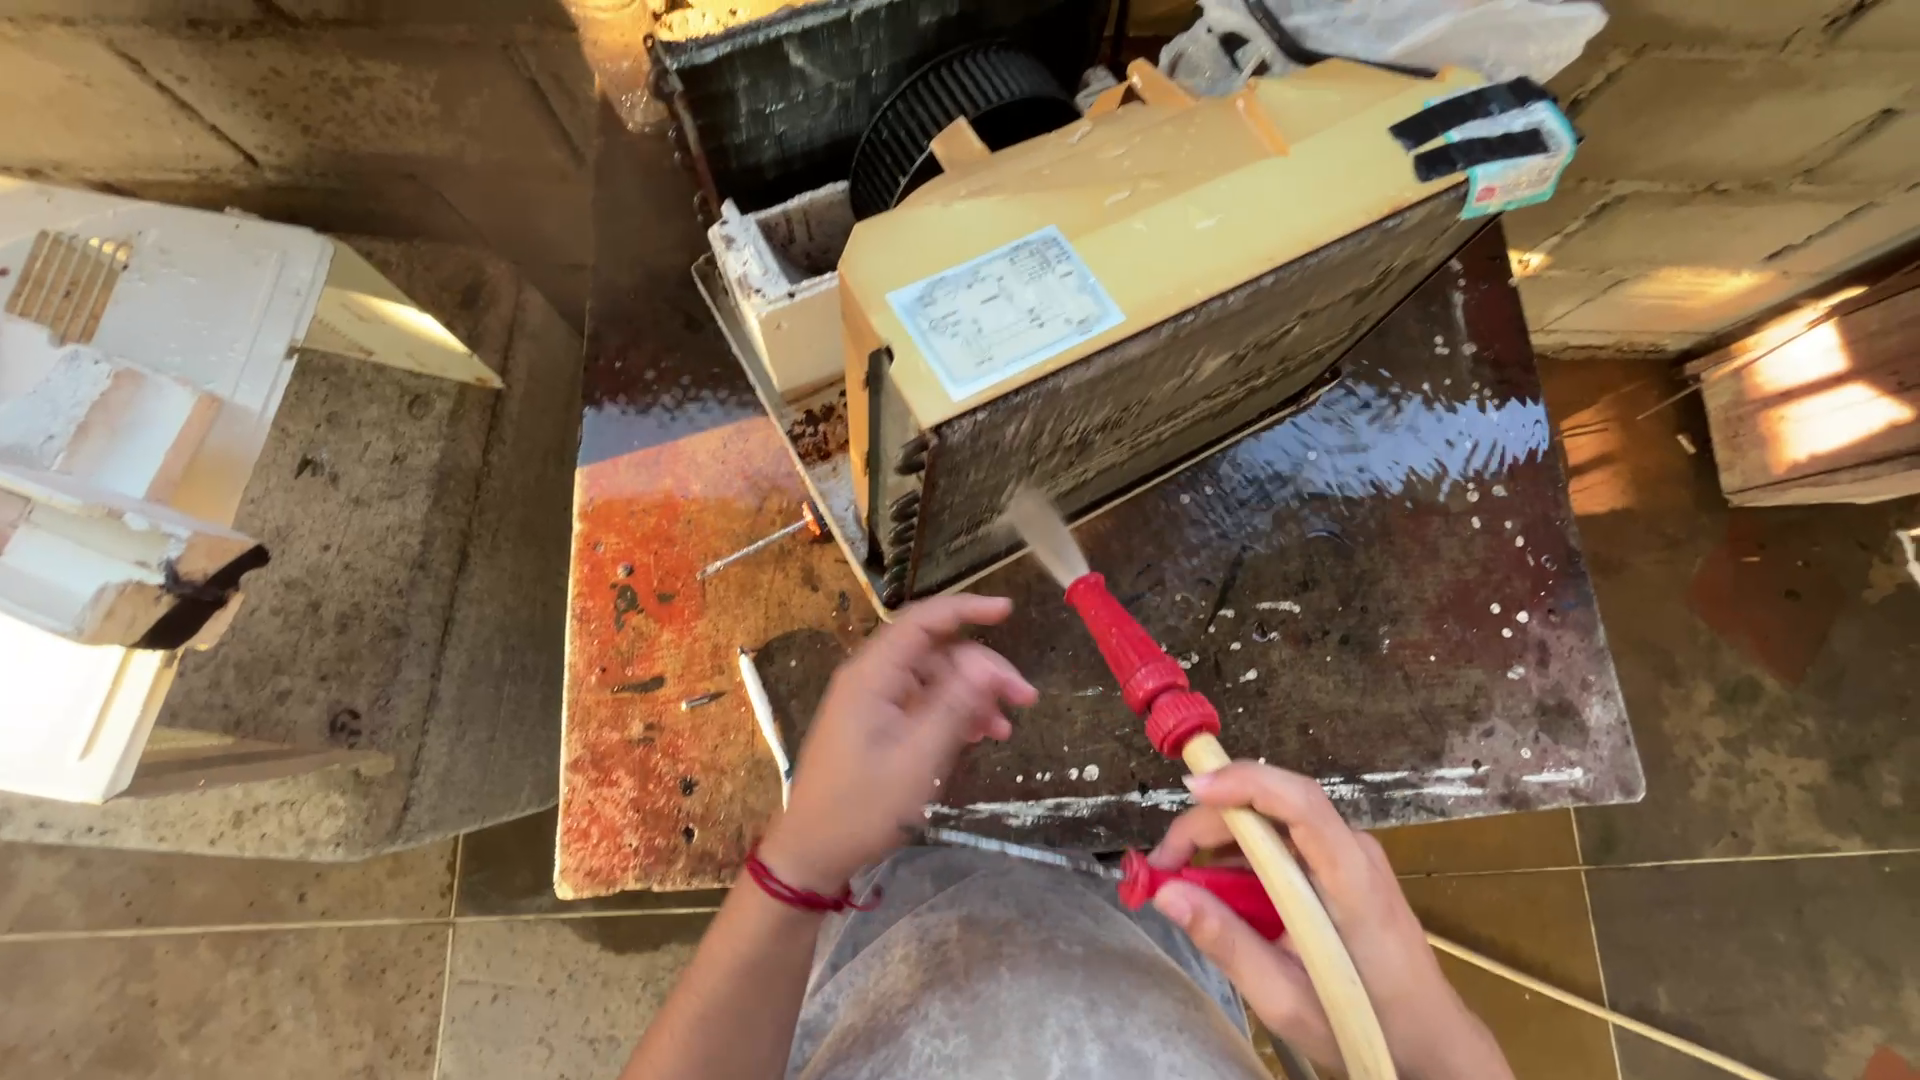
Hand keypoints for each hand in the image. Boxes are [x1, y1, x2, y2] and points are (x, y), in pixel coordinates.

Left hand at [758, 594, 1037, 894]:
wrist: (813, 851)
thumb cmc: (862, 806)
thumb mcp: (918, 758)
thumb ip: (954, 706)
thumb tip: (988, 663)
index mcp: (873, 675)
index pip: (923, 621)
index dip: (967, 608)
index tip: (1007, 611)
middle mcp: (873, 678)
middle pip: (937, 653)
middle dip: (983, 669)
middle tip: (1025, 698)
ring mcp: (874, 702)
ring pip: (935, 681)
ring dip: (973, 697)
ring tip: (1005, 728)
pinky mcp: (878, 725)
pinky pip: (923, 705)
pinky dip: (953, 715)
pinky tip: (979, 736)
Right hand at [1148, 763, 1511, 1079]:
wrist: (1432, 1040)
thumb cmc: (1368, 1024)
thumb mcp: (1286, 998)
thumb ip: (1226, 942)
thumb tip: (1166, 894)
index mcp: (1351, 880)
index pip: (1301, 802)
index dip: (1245, 783)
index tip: (1192, 788)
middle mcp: (1352, 849)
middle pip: (1269, 804)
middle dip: (1206, 821)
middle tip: (1161, 865)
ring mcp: (1346, 850)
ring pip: (1267, 816)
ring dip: (1216, 835)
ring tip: (1179, 877)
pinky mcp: (1336, 859)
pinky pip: (1277, 837)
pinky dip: (1237, 851)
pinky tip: (1216, 884)